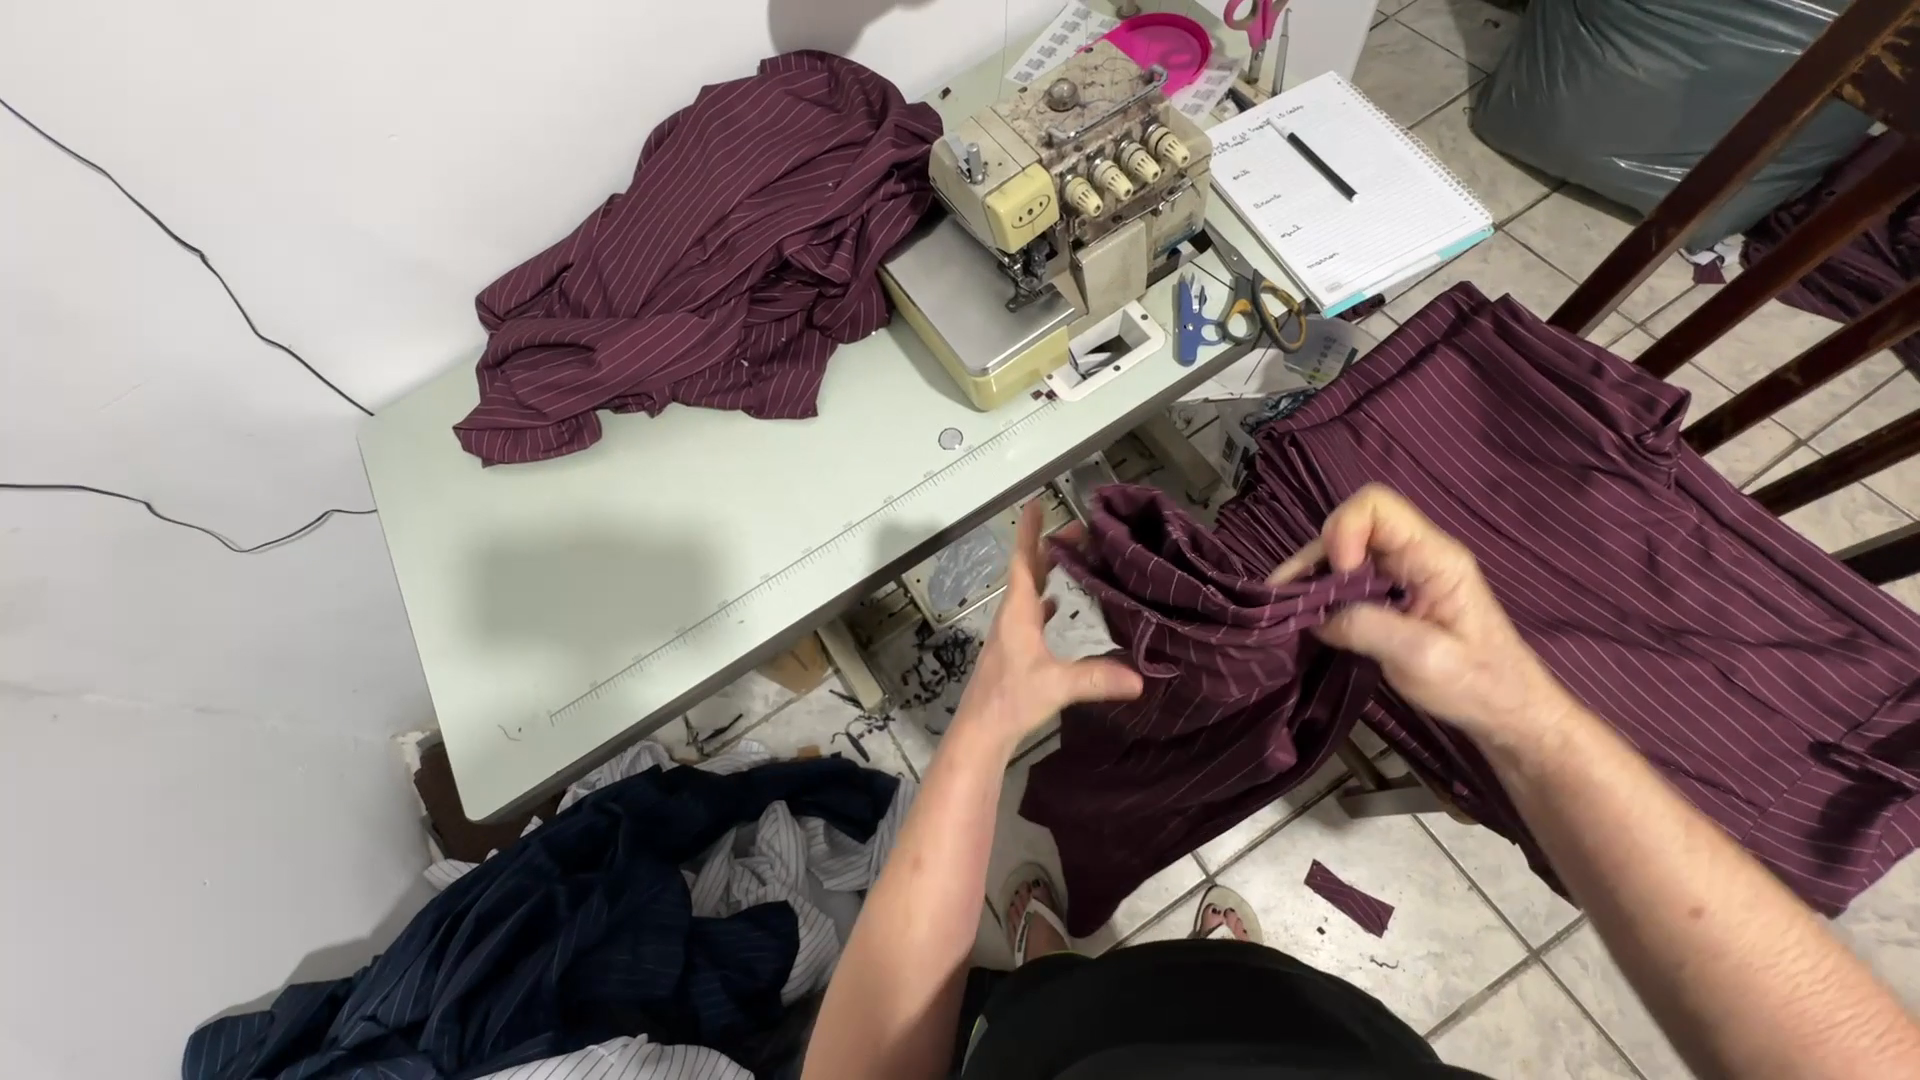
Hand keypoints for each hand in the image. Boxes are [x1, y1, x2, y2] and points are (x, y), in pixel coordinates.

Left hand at [951, 502, 1143, 750]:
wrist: (981, 732)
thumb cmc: (1010, 700)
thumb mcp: (1056, 686)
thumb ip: (1096, 678)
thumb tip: (1140, 677)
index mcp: (1018, 613)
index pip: (1024, 561)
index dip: (1029, 532)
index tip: (1035, 503)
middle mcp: (1012, 617)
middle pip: (1030, 571)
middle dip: (1050, 547)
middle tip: (1078, 528)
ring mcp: (1011, 634)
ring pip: (1030, 592)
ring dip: (1048, 572)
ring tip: (1073, 558)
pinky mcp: (1014, 651)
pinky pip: (1031, 615)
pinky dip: (1045, 603)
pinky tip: (1057, 606)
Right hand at [1267, 484, 1576, 752]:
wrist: (1507, 712)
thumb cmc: (1477, 684)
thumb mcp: (1422, 658)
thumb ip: (1366, 627)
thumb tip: (1314, 615)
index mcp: (1434, 558)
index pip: (1376, 506)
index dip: (1343, 530)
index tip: (1335, 577)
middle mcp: (1415, 554)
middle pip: (1350, 526)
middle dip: (1314, 557)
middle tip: (1288, 599)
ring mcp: (1402, 573)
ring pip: (1342, 551)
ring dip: (1311, 576)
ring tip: (1287, 610)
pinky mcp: (1390, 594)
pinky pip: (1346, 577)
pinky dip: (1320, 592)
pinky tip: (1307, 617)